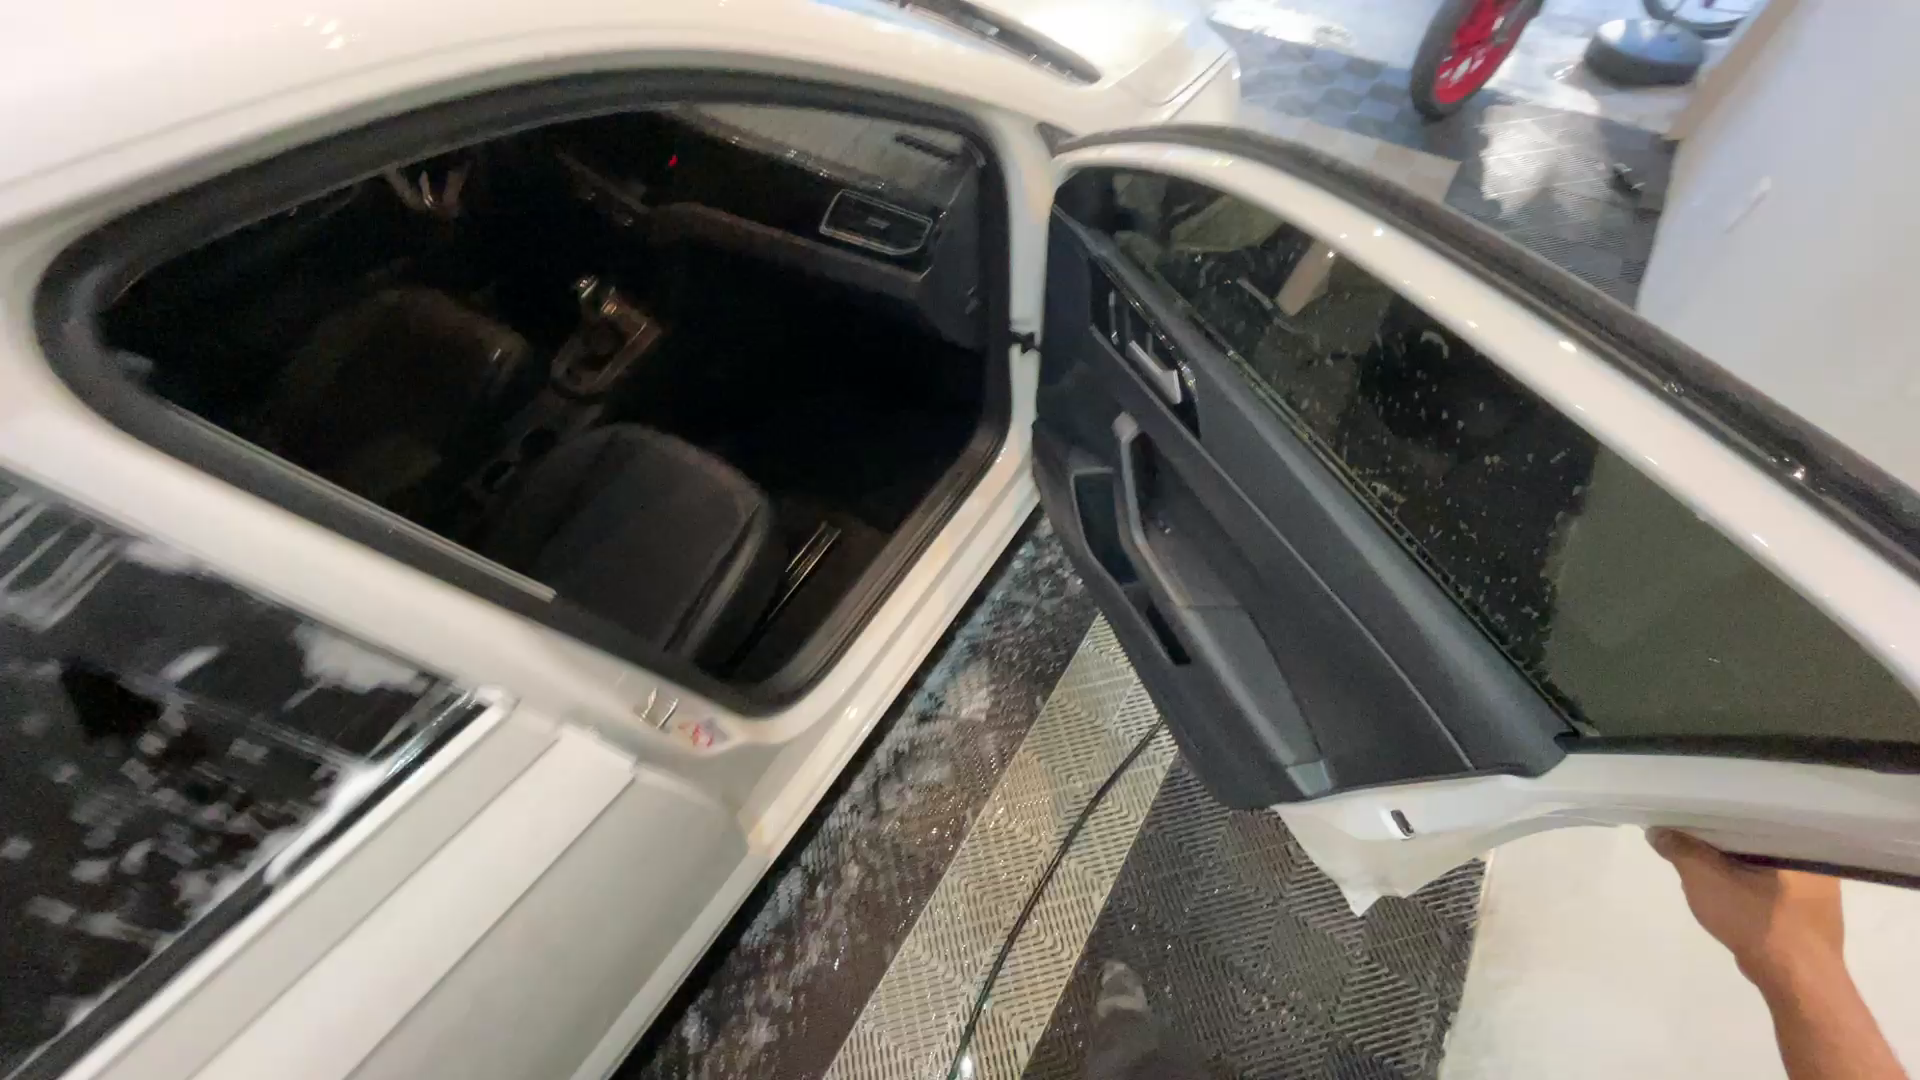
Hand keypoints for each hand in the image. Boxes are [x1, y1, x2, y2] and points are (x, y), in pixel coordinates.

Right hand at [1647, 828, 1844, 991]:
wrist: (1795, 979)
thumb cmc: (1756, 920)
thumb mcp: (1703, 877)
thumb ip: (1679, 848)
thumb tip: (1658, 831)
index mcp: (1800, 849)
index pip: (1752, 817)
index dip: (1715, 812)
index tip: (1688, 812)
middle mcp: (1816, 867)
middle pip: (1755, 840)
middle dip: (1720, 839)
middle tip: (1688, 835)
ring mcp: (1817, 894)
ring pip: (1762, 864)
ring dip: (1732, 863)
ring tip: (1701, 861)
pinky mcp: (1808, 915)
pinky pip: (1770, 885)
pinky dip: (1745, 882)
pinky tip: (1725, 889)